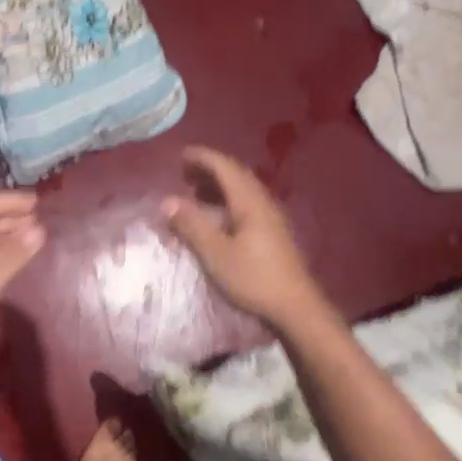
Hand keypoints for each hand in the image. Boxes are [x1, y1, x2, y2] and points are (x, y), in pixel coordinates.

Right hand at [163, 146, 325, 327]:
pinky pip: (246, 206)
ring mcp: (270, 219)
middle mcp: (262, 204)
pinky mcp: (272, 234)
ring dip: (218, 187)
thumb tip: (167, 201)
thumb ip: (191, 225)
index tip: (182, 156)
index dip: (203, 158)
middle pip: (236, 176)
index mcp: (250, 203)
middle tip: (185, 173)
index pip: (225, 168)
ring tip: (195, 193)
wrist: (294, 305)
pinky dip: (226, 202)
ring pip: (242, 192)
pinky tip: (216, 218)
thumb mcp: (215, 253)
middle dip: (209, 170)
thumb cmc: (253, 277)